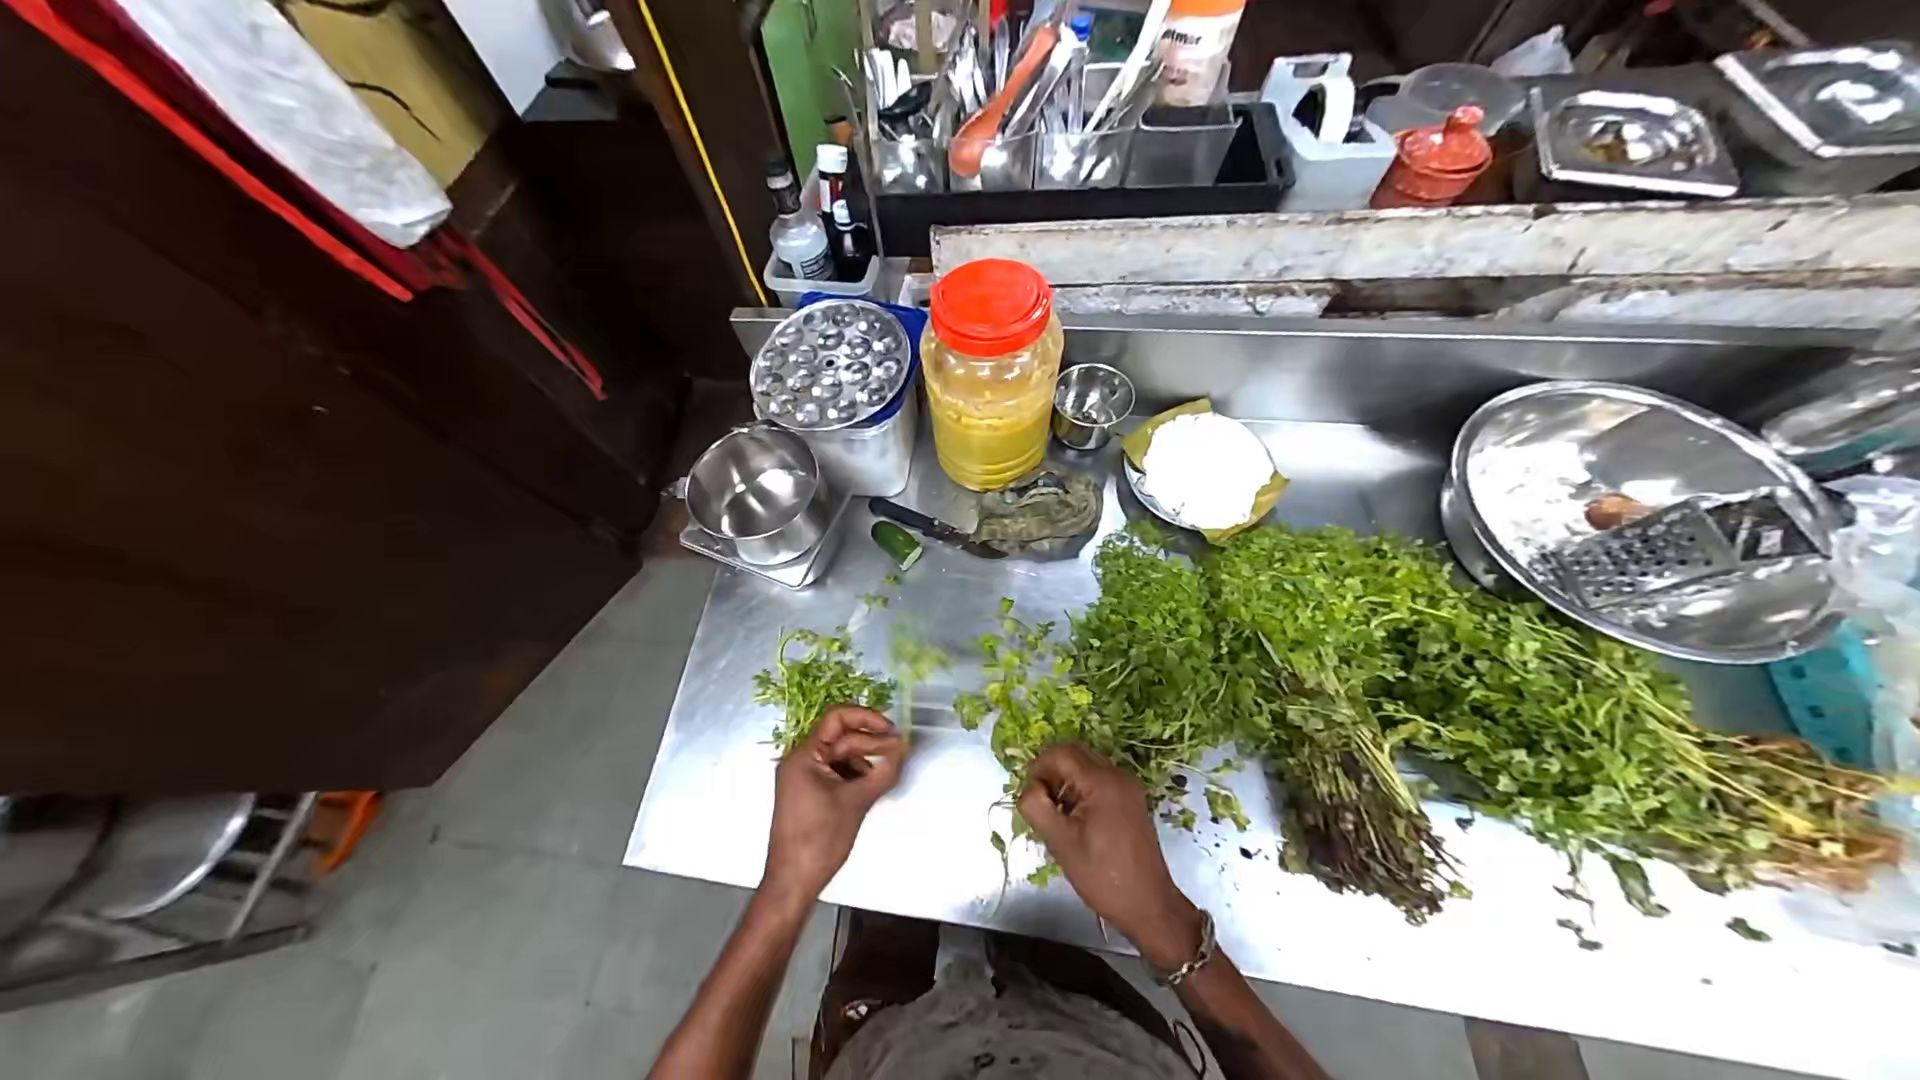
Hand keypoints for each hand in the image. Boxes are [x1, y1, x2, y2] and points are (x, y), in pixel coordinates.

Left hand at [763, 705, 904, 904]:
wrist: (793, 882)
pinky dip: (855, 773)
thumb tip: (904, 748)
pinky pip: (835, 771)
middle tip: (899, 750)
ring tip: (888, 769)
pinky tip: (872, 782)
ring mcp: (803, 776)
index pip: (836, 718)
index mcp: (805, 756)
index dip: (866, 717)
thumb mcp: (857, 802)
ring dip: (864, 758)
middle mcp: (801, 760)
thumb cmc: (820, 840)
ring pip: (840, 754)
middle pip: (840, 737)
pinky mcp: (808, 791)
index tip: (891, 729)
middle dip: (871, 741)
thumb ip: (883, 771)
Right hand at [1018, 743, 1202, 970]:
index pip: (1060, 753)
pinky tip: (1075, 817)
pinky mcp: (1132, 799)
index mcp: (1102, 782)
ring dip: (1065, 780)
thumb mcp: (1060, 842)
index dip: (1038, 768)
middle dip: (1051, 771)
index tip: (1031, 796)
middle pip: (1074, 753)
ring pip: (1086, 765)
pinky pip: (1099, 779)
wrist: (1148, 905)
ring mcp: (1128, 786)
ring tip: (1057, 813)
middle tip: (1041, 802)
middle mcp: (1118, 775)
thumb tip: (1029, 788)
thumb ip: (1036, 807)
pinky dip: (1081, 788)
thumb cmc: (1102, 875)